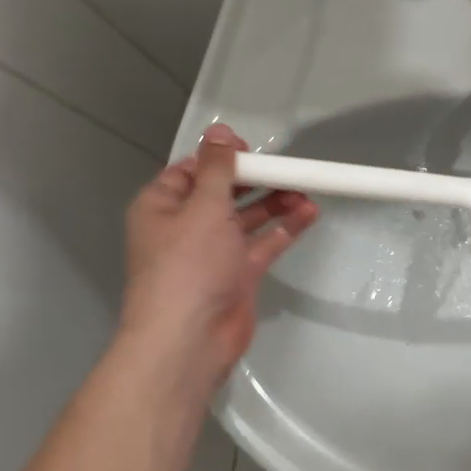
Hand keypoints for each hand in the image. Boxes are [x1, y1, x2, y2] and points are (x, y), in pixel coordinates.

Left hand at [120, 124, 318, 387]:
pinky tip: (309, 214)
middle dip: (256, 180)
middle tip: (289, 169)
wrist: (189, 339)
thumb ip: (217, 168)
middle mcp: (185, 226)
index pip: (191, 170)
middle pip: (224, 192)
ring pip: (247, 218)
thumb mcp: (202, 207)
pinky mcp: (238, 274)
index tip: (253, 149)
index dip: (222, 156)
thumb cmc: (188, 265)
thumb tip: (220, 131)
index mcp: (162, 206)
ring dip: (274, 202)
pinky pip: (263, 244)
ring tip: (307, 189)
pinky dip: (284, 229)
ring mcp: (213, 252)